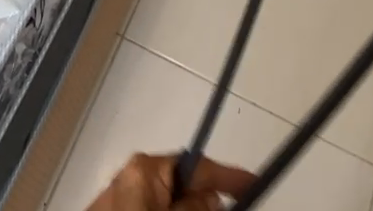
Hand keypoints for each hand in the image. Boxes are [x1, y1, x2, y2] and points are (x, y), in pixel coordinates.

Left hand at [86, 154, 256, 210]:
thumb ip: (196, 207)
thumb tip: (212, 198)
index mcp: (146, 169)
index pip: (199, 165)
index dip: (230, 177)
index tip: (254, 183)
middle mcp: (131, 176)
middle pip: (184, 186)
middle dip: (206, 202)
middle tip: (229, 208)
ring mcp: (118, 198)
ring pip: (167, 201)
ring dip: (188, 209)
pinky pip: (148, 208)